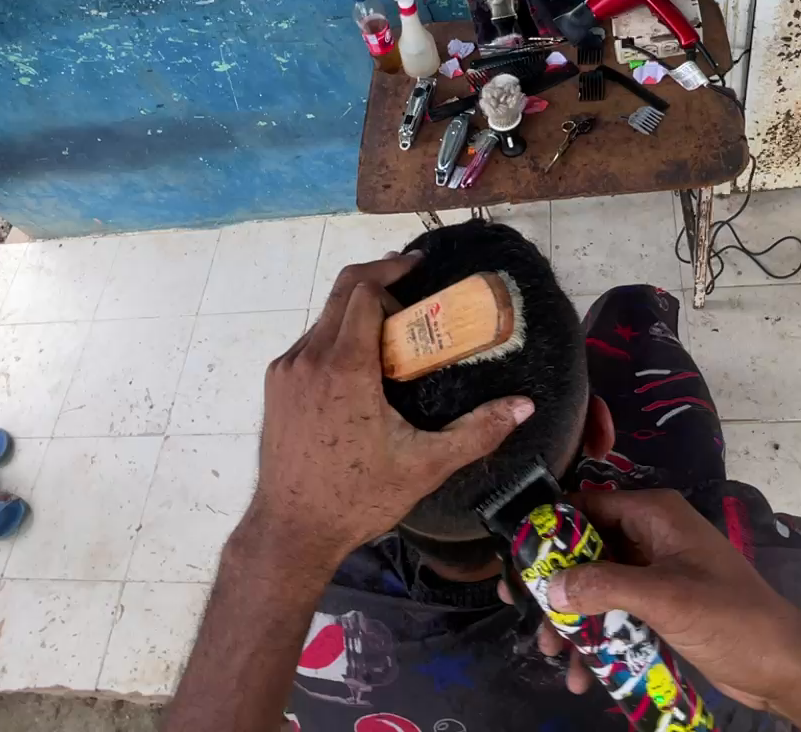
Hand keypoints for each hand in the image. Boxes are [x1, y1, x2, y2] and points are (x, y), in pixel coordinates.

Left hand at [244, 253, 534, 569]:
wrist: (290, 531)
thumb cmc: (358, 497)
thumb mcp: (426, 465)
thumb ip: (478, 432)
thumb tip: (524, 407)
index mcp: (344, 367)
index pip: (364, 291)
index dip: (391, 272)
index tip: (418, 269)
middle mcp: (309, 358)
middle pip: (343, 292)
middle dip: (379, 279)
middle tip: (412, 282)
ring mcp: (287, 370)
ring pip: (326, 317)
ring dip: (359, 310)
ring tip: (394, 328)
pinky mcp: (276, 385)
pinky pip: (311, 341)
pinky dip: (339, 335)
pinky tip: (363, 363)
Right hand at [513, 488, 800, 709]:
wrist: (783, 665)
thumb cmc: (728, 615)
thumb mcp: (664, 597)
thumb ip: (605, 586)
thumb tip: (552, 587)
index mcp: (654, 514)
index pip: (589, 506)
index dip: (552, 529)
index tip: (519, 559)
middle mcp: (650, 535)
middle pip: (588, 550)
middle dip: (559, 586)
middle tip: (524, 613)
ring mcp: (655, 572)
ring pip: (599, 586)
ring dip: (575, 620)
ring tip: (554, 655)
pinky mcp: (660, 605)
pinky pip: (617, 612)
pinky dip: (599, 637)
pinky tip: (585, 674)